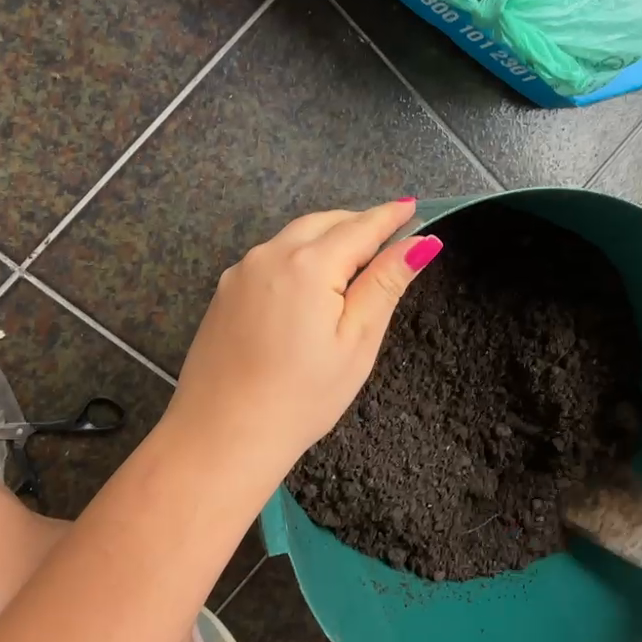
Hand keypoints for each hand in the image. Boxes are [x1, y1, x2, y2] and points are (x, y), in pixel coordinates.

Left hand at [165, 199, 439, 478]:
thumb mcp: (357, 342)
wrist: (221, 435)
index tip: (412, 206)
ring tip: (354, 262)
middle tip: (389, 237)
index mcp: (309, 264)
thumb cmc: (301, 397)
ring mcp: (241, 272)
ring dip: (326, 239)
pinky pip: (270, 259)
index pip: (361, 226)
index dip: (390, 216)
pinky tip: (309, 288)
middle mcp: (270, 255)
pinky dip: (298, 258)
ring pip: (294, 238)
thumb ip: (385, 284)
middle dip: (358, 224)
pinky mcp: (224, 292)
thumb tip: (420, 243)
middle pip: (324, 223)